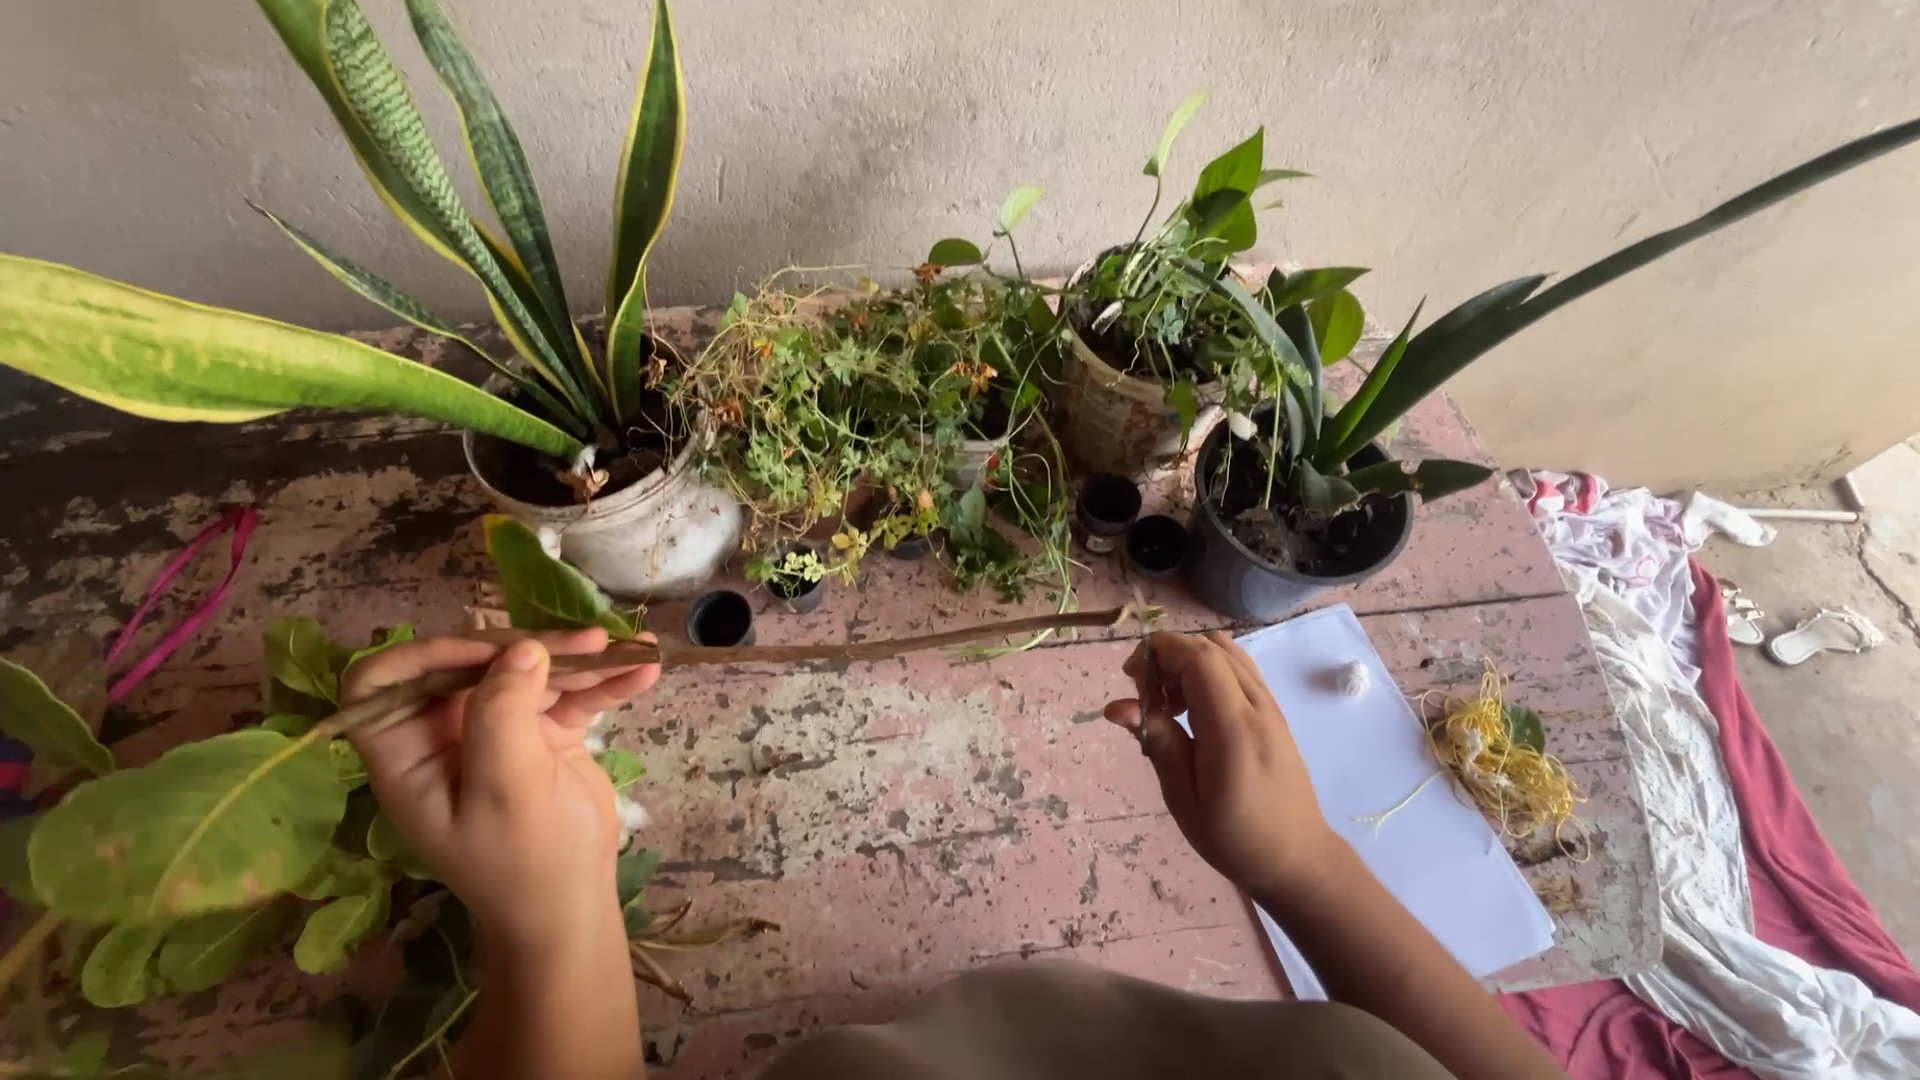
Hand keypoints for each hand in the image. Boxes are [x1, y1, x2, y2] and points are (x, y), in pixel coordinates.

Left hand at [342, 629, 659, 951]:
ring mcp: (502, 731)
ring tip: (636, 650)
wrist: (573, 900)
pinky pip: (573, 695)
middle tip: (593, 643)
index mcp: (410, 752)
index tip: (493, 651)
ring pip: (534, 672)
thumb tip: (524, 647)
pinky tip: (646, 671)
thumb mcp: (507, 789)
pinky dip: (608, 682)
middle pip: (477, 665)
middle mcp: (449, 733)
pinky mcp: (546, 734)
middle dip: (536, 648)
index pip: (384, 682)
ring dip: (585, 661)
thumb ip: (504, 714)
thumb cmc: (525, 858)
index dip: (429, 654)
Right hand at [1103, 630, 1342, 899]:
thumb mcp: (1184, 799)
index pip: (1198, 657)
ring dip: (1187, 662)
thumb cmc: (1234, 838)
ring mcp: (1269, 705)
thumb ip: (1158, 743)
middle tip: (1144, 696)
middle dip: (1167, 656)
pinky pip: (1237, 668)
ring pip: (1224, 652)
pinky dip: (1207, 670)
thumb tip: (1116, 706)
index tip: (1131, 680)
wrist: (1298, 859)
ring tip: (1168, 702)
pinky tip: (1193, 706)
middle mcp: (1256, 706)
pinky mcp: (1272, 711)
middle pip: (1208, 647)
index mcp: (1233, 728)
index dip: (1159, 652)